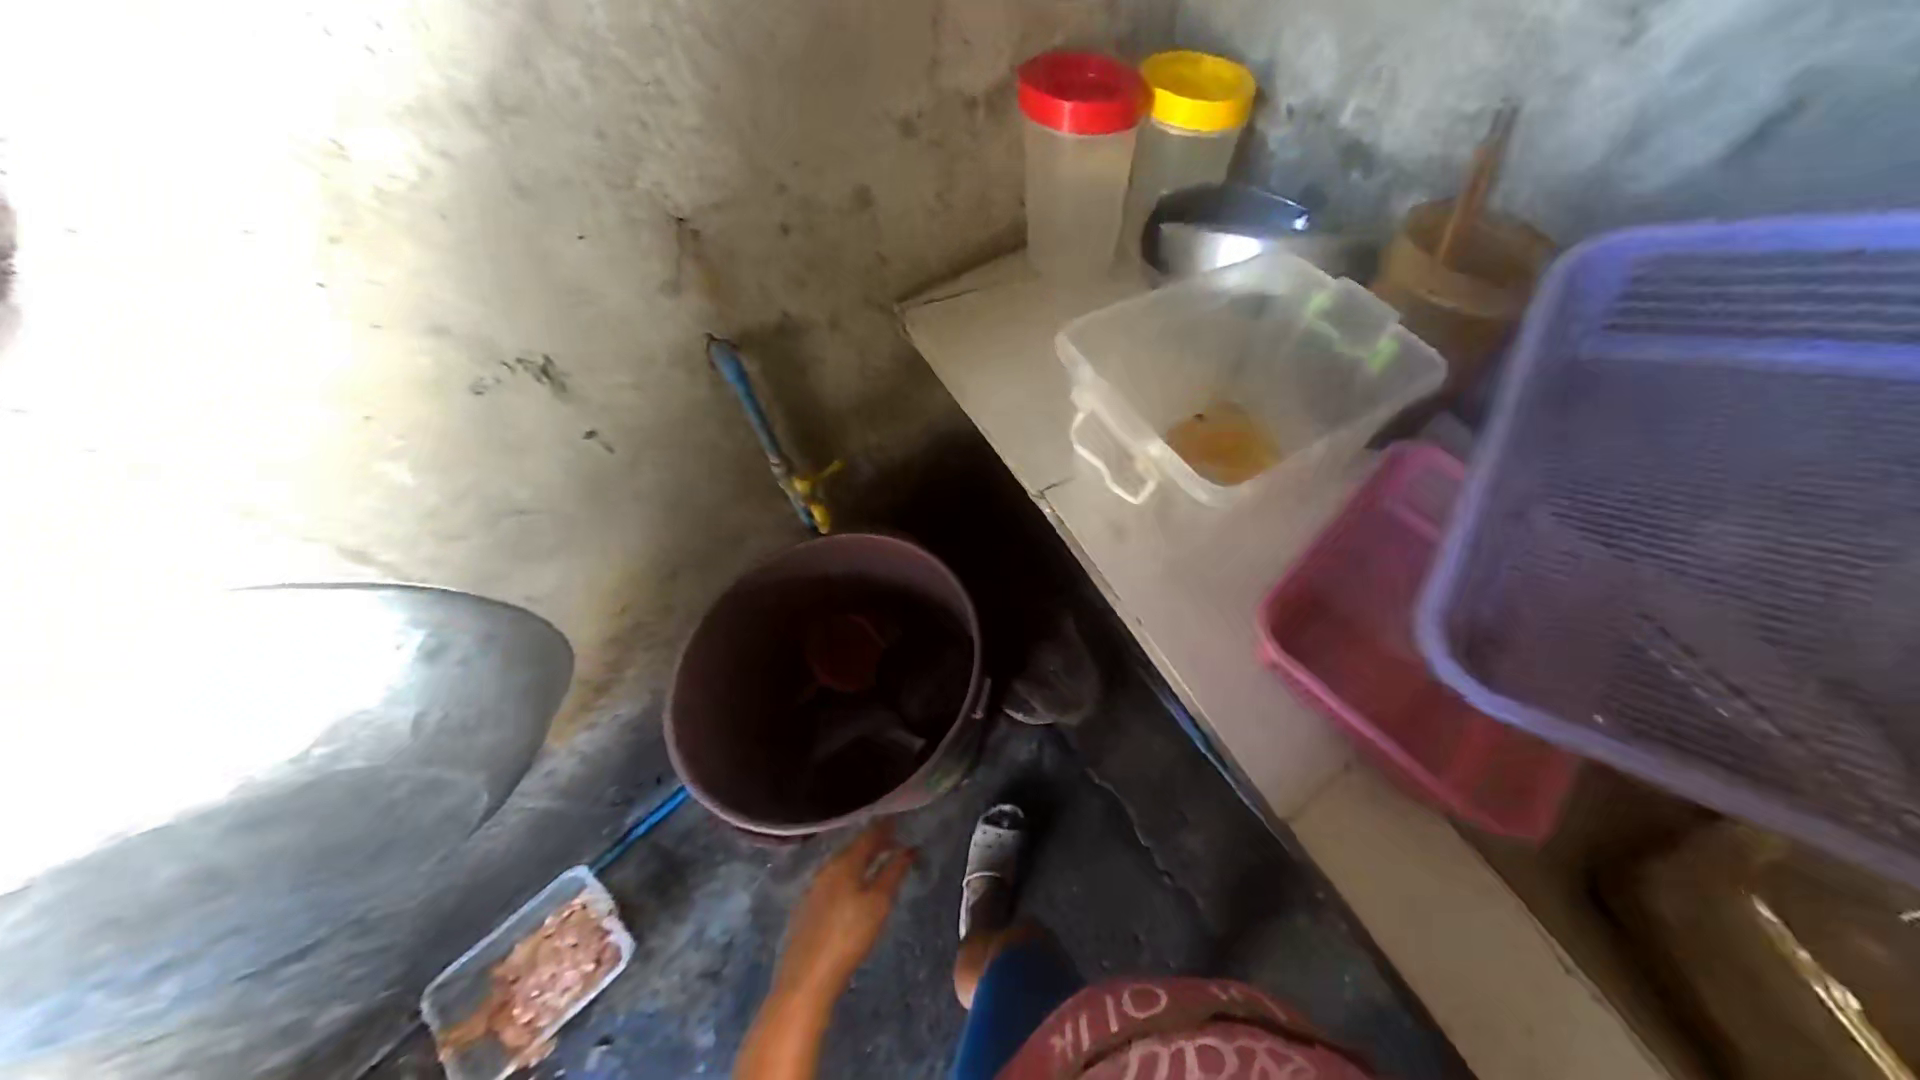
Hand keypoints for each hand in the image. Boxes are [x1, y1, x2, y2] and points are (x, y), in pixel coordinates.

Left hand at [773, 821, 915, 996]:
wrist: (807, 977)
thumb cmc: (849, 935)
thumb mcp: (879, 903)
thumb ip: (894, 872)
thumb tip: (908, 849)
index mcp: (844, 862)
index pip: (868, 835)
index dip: (884, 827)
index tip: (899, 821)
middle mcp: (826, 868)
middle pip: (853, 848)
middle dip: (873, 843)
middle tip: (893, 840)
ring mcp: (813, 888)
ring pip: (841, 864)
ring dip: (860, 859)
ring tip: (876, 861)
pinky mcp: (807, 908)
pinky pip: (832, 880)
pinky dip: (848, 875)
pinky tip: (853, 887)